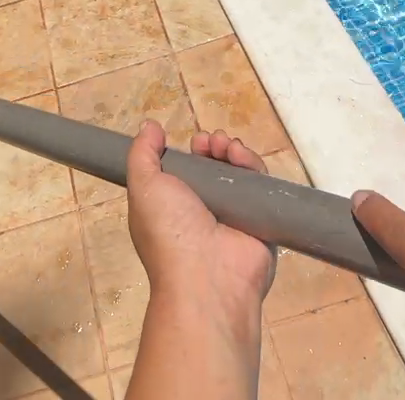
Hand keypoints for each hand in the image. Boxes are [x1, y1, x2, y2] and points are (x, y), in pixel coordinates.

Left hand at [127, 122, 276, 318]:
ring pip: (238, 174)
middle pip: (214, 168)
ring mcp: (234, 217)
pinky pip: (261, 187)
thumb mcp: (143, 186)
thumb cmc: (168, 230)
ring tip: (226, 146)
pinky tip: (242, 157)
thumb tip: (150, 126)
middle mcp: (204, 212)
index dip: (190, 153)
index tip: (191, 142)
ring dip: (232, 151)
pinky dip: (252, 166)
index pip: (186, 171)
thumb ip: (142, 153)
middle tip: (210, 141)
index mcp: (174, 207)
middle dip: (212, 147)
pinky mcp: (262, 221)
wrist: (207, 278)